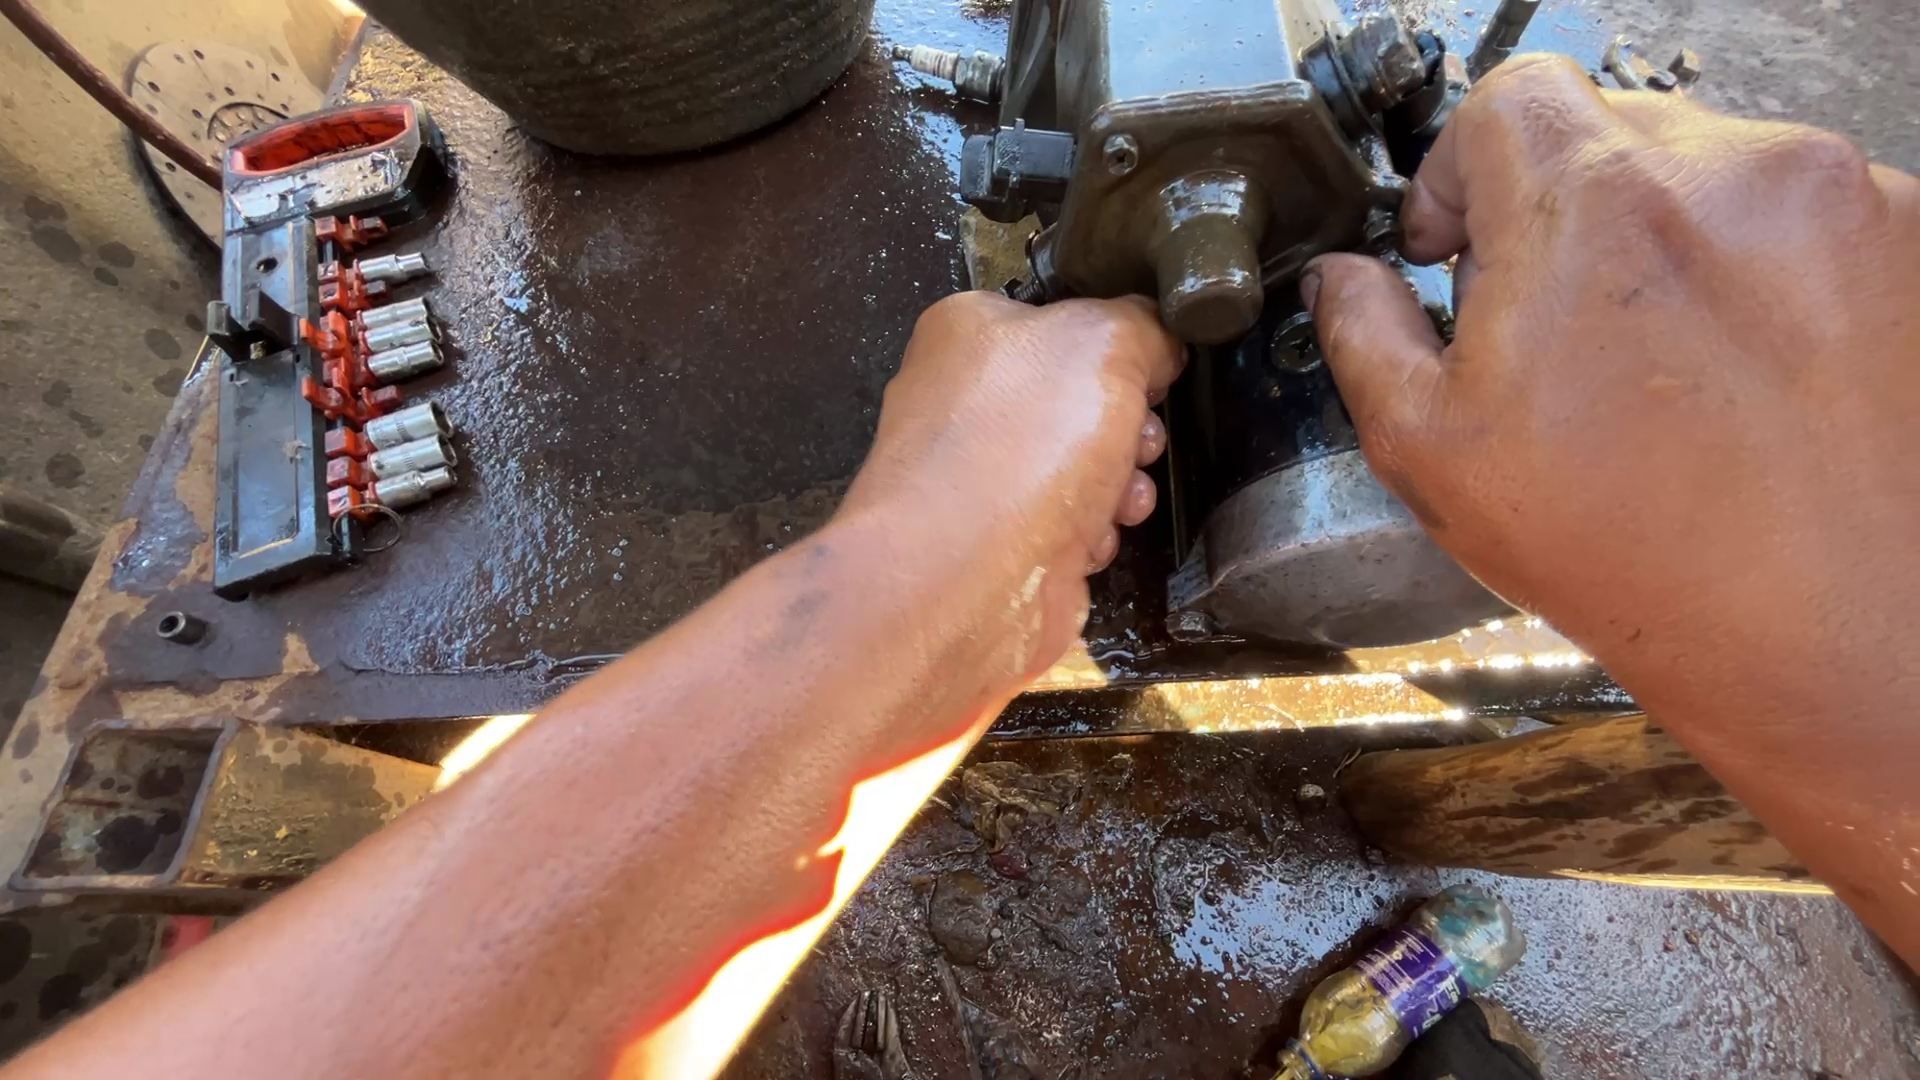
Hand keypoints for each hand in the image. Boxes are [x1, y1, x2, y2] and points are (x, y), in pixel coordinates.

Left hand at [838, 291, 1181, 684]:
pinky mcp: (997, 542)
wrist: (967, 579)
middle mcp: (964, 402)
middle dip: (1128, 425)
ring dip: (1120, 484)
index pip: (1060, 321)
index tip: (1153, 371)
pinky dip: (1088, 534)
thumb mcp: (1105, 342)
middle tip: (1141, 441)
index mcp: (968, 332)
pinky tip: (1090, 543)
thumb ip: (1142, 325)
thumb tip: (1158, 348)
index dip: (1119, 345)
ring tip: (1123, 500)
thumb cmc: (1027, 441)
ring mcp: (977, 478)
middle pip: (1077, 400)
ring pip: (1079, 467)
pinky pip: (1065, 526)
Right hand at [1303, 55, 1919, 700]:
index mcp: (1590, 213)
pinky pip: (1769, 213)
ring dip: (1623, 238)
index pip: (1506, 97)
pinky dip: (1711, 263)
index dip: (1449, 167)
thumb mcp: (1421, 442)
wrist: (1814, 618)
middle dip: (1532, 210)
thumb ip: (1363, 333)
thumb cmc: (1604, 534)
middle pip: (1594, 130)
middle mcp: (1729, 176)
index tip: (1447, 243)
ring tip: (1612, 355)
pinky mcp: (1905, 245)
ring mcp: (1838, 204)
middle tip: (1516, 316)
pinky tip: (1694, 364)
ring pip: (1685, 169)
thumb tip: (1340, 278)